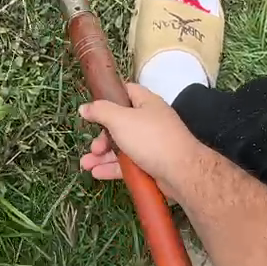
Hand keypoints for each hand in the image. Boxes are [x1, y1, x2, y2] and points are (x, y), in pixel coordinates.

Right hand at [78, 83, 206, 201]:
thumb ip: (100, 111)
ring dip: (103, 154)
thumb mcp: (120, 119)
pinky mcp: (152, 164)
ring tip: (86, 164)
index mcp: (146, 103)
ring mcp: (152, 144)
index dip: (108, 97)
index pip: (126, 92)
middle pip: (120, 123)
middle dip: (102, 136)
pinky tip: (97, 173)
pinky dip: (113, 167)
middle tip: (94, 146)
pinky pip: (129, 163)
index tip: (93, 107)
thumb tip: (84, 107)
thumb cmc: (150, 138)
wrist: (182, 172)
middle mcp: (150, 121)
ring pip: (122, 146)